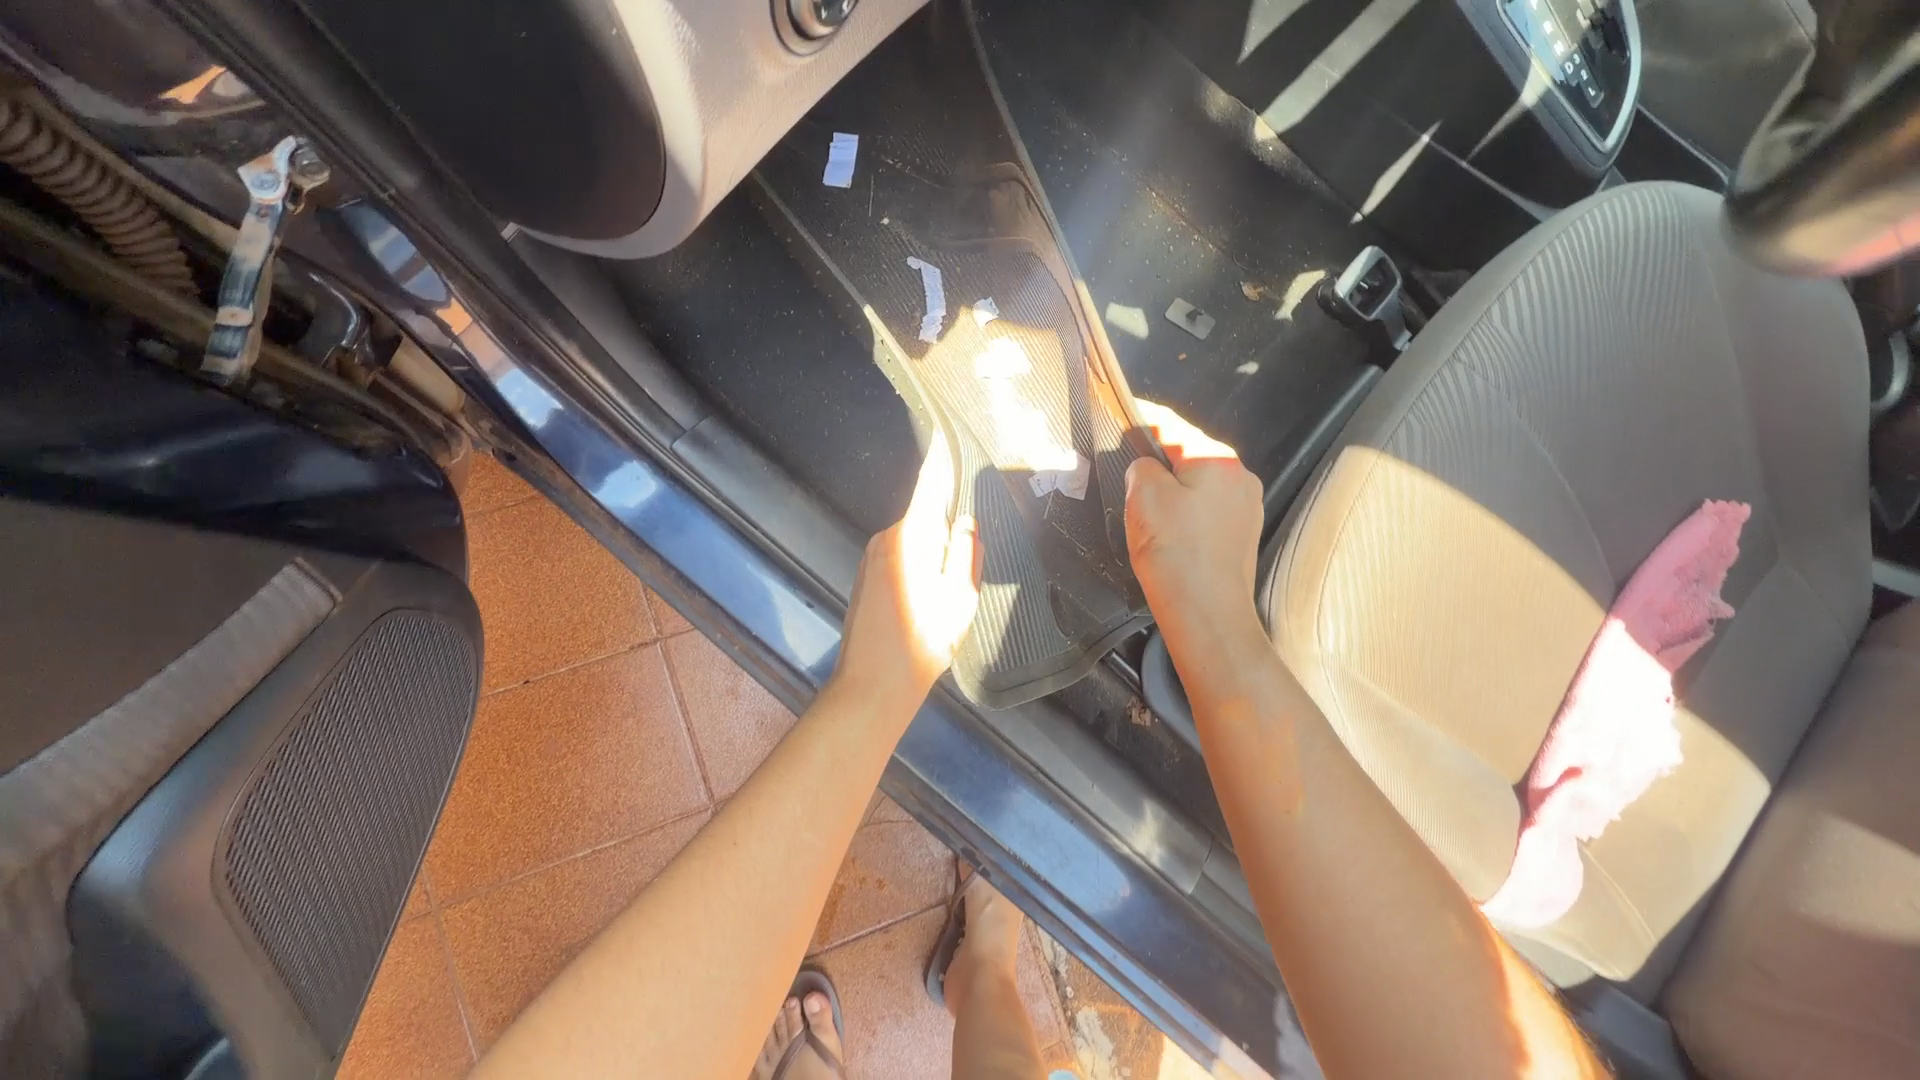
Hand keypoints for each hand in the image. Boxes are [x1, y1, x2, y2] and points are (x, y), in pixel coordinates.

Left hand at [833, 432, 983, 706]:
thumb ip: (966, 553)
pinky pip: (901, 554)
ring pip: (913, 536)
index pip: (931, 482)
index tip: (954, 432)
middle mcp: (887, 537)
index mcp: (912, 535)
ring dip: (934, 545)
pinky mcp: (867, 576)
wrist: (872, 685)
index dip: (945, 457)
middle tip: (977, 534)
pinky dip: (919, 561)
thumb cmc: (924, 641)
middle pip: (924, 512)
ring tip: (957, 573)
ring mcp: (872, 556)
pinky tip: (930, 591)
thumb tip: (966, 521)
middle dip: (949, 518)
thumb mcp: (960, 598)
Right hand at [1125, 401, 1265, 654]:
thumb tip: (1146, 468)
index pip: (1172, 427)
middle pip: (1187, 457)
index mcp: (1217, 459)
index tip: (1121, 416)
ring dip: (1172, 493)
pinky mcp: (1242, 535)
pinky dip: (1185, 515)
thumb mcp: (1144, 498)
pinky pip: (1206, 511)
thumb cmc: (1174, 554)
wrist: (1208, 615)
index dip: (1142, 422)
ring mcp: (1246, 507)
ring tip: (1147, 517)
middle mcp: (1239, 476)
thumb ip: (1142, 468)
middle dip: (1158, 465)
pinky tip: (1169, 537)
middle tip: (1128, 482)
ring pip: (1197, 485)